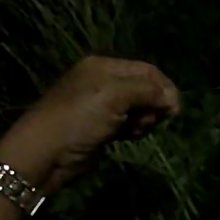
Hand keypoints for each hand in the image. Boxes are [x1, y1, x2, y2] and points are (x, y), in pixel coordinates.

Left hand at [0, 57, 180, 193]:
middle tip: (150, 121)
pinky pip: (126, 123)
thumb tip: (172, 98)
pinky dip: (133, 129)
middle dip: (153, 104)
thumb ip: (146, 92)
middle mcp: (102, 82)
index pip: (146, 70)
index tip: (174, 109)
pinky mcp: (99, 128)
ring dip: (144, 118)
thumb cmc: (79, 118)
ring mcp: (100, 106)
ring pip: (137, 108)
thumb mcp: (114, 96)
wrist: (45, 153)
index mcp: (103, 66)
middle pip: (143, 88)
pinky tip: (128, 137)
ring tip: (137, 130)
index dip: (164, 87)